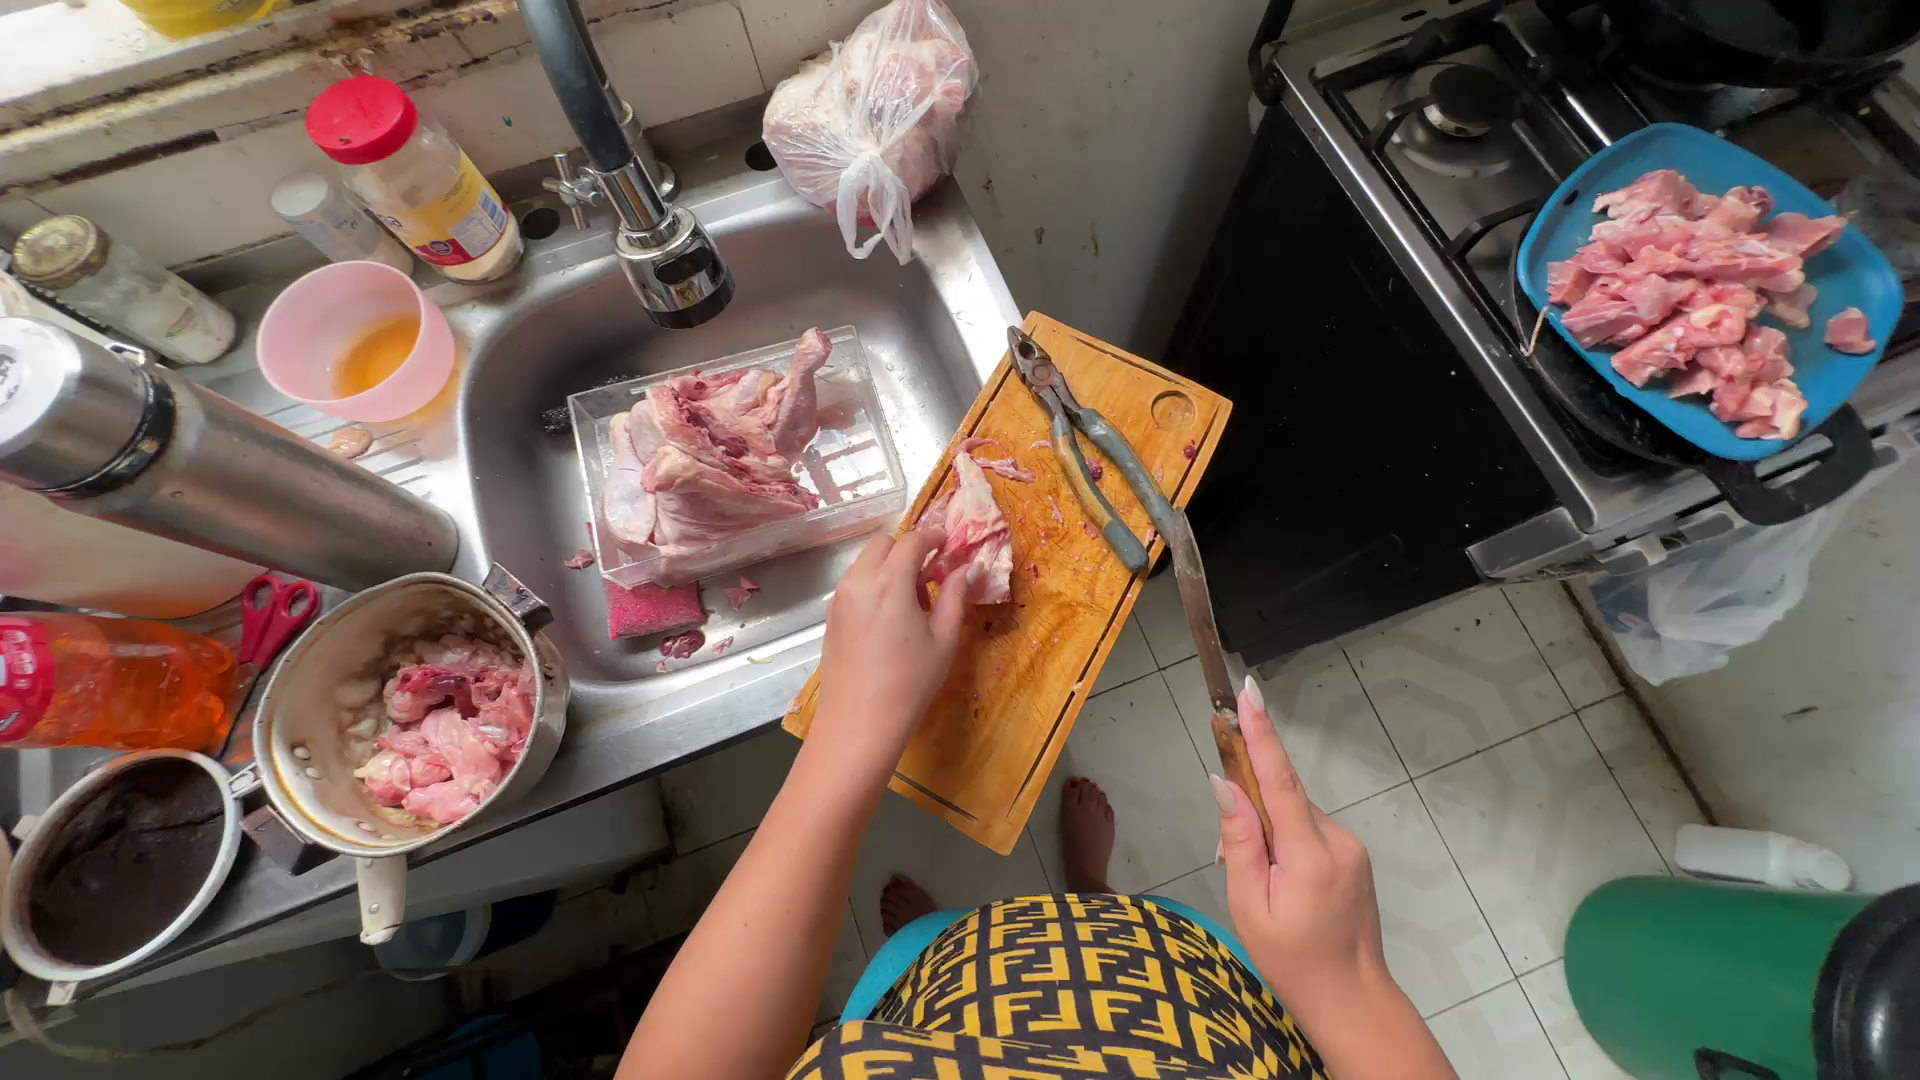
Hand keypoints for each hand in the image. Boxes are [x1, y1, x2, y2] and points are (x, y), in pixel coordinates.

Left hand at [811, 529, 970, 766]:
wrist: (858, 723)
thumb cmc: (909, 683)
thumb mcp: (943, 640)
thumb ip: (956, 596)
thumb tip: (971, 567)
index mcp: (888, 583)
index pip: (911, 541)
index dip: (932, 537)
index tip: (948, 543)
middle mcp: (857, 582)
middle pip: (883, 544)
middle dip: (908, 551)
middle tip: (930, 578)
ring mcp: (839, 598)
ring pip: (866, 563)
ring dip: (890, 567)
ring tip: (912, 604)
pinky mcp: (831, 616)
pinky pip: (854, 583)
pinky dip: (874, 584)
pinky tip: (890, 619)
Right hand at [1212, 675, 1390, 1013]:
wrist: (1354, 1002)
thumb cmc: (1292, 961)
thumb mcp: (1249, 905)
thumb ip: (1238, 840)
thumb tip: (1222, 782)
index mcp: (1310, 854)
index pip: (1280, 779)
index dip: (1261, 733)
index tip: (1249, 694)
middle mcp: (1337, 839)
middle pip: (1281, 796)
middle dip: (1248, 810)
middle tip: (1230, 860)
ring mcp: (1350, 846)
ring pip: (1292, 812)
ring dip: (1265, 829)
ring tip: (1258, 881)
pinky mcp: (1352, 854)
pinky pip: (1306, 828)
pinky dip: (1283, 839)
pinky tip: (1278, 878)